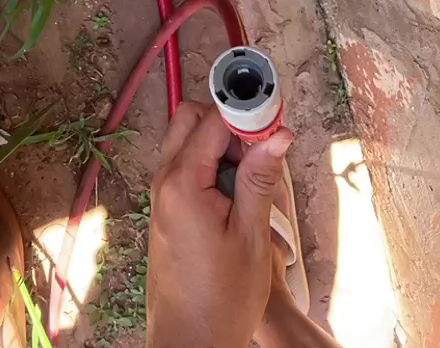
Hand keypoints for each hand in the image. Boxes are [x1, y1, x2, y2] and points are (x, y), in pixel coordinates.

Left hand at [146, 101, 293, 347]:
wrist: (190, 343)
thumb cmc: (220, 300)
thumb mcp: (250, 236)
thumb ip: (260, 178)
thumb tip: (278, 134)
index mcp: (182, 183)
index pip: (213, 121)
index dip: (246, 115)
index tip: (273, 120)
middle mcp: (164, 181)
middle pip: (191, 118)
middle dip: (227, 121)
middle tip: (260, 149)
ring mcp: (161, 193)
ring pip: (186, 138)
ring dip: (219, 142)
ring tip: (250, 175)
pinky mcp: (166, 206)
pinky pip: (184, 162)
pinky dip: (209, 162)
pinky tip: (235, 191)